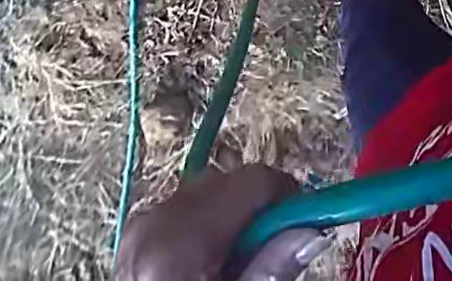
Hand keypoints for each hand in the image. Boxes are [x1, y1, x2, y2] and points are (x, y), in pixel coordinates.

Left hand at [114, 164, 325, 280]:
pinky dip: (212, 224)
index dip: (289, 199)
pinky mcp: (137, 234)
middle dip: (262, 211)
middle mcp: (156, 220)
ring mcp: (142, 225)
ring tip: (240, 263)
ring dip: (238, 216)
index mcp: (179, 242)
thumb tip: (314, 232)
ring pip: (215, 191)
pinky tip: (212, 263)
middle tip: (275, 254)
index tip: (304, 228)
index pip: (255, 181)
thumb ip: (271, 270)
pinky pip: (191, 207)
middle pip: (235, 183)